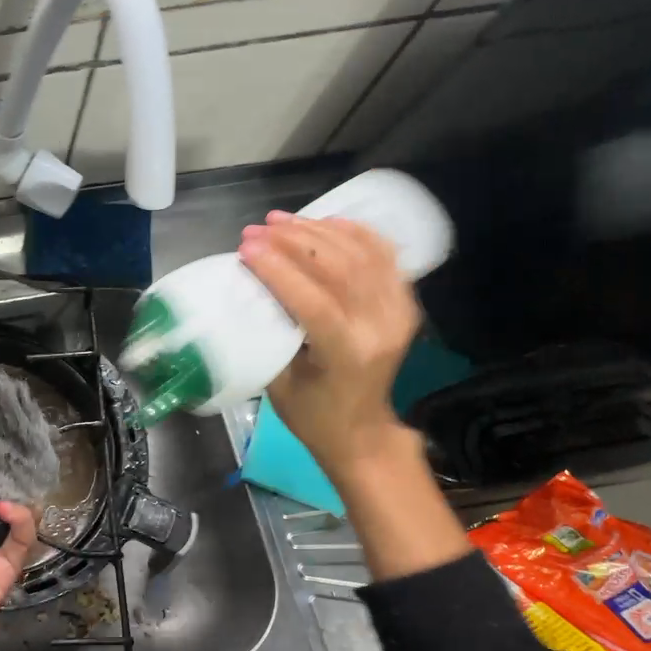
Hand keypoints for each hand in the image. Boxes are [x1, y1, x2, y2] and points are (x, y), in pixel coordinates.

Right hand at [239, 212, 420, 479]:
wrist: (360, 429)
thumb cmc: (311, 414)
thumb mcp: (278, 382)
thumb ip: (269, 333)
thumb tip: (249, 286)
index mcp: (348, 353)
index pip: (315, 299)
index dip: (278, 269)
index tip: (246, 248)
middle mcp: (380, 328)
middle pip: (341, 267)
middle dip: (294, 241)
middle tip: (258, 230)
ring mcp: (398, 312)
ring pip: (362, 254)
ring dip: (318, 231)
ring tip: (281, 221)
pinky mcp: (403, 303)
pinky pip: (383, 255)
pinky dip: (353, 233)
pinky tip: (324, 224)